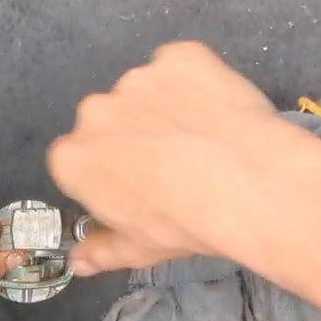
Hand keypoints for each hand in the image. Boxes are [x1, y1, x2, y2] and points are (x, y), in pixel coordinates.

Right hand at [48, 42, 320, 277]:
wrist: (247, 183)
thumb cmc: (182, 223)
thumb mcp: (137, 249)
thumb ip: (101, 251)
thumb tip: (78, 264)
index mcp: (72, 159)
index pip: (77, 163)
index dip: (104, 175)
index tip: (131, 188)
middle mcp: (93, 112)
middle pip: (105, 123)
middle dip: (128, 138)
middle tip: (167, 164)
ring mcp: (135, 80)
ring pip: (142, 94)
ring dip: (160, 110)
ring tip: (198, 139)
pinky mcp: (178, 56)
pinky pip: (178, 67)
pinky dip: (192, 84)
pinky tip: (214, 112)